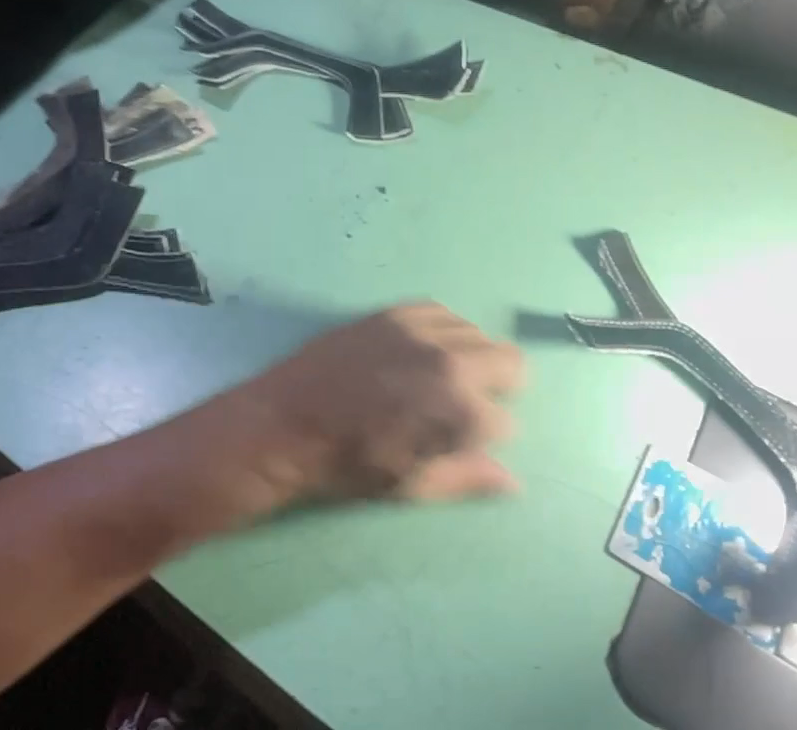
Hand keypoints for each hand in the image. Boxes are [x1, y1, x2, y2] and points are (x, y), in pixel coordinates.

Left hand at [228, 302, 525, 503]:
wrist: (285, 424)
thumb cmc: (348, 464)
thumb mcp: (411, 485)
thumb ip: (467, 478)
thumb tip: (512, 480)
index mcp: (459, 411)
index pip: (506, 422)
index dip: (486, 438)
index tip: (462, 442)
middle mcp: (449, 362)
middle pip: (510, 362)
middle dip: (497, 387)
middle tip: (462, 406)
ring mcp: (419, 332)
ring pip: (476, 333)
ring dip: (470, 357)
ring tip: (437, 378)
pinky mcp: (390, 314)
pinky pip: (438, 311)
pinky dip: (440, 330)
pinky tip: (420, 350)